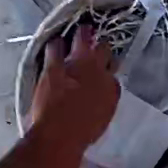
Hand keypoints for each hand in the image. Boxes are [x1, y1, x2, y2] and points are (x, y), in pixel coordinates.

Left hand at [31, 23, 118, 152]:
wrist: (59, 134)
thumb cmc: (83, 132)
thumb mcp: (103, 116)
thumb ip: (104, 98)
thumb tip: (100, 92)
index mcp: (112, 86)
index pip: (113, 70)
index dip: (108, 67)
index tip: (103, 68)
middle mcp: (97, 70)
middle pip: (103, 48)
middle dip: (100, 45)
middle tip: (94, 42)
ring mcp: (76, 64)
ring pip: (81, 37)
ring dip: (79, 35)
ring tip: (77, 34)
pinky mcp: (54, 65)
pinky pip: (55, 46)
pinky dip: (56, 44)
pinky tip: (55, 43)